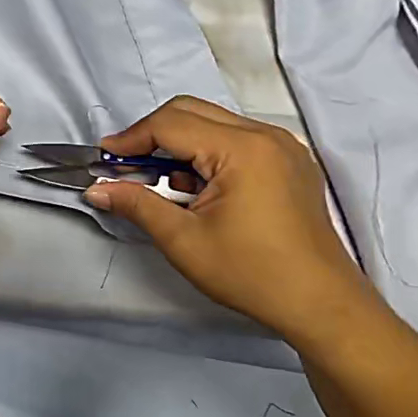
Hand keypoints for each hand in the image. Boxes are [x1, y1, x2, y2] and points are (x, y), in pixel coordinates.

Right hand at [83, 96, 380, 341]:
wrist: (321, 304)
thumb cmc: (251, 274)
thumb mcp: (183, 240)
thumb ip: (137, 205)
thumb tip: (97, 189)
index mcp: (242, 149)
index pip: (171, 124)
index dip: (131, 138)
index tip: (104, 159)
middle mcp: (266, 135)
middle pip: (191, 112)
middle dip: (153, 135)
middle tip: (127, 167)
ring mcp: (284, 146)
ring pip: (214, 123)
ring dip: (180, 144)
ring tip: (164, 184)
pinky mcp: (291, 162)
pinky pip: (237, 138)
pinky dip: (208, 153)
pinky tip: (199, 188)